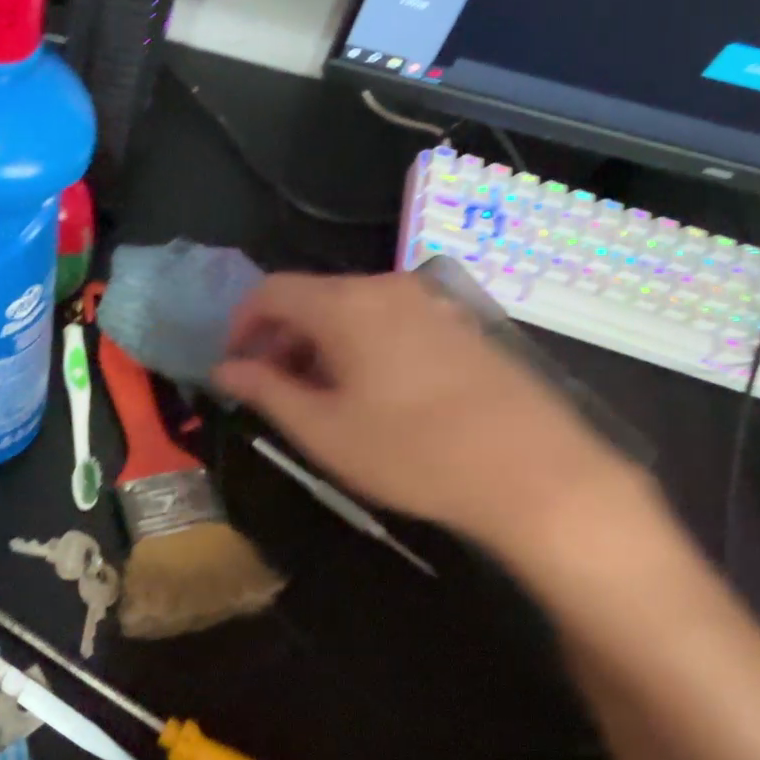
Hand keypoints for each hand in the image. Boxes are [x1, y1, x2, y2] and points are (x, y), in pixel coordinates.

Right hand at [213, 272, 656, 560]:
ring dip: (323, 344)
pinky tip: (377, 395)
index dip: (241, 325)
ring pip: (355, 310)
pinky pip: (393, 320)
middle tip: (274, 390)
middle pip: (315, 298)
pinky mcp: (463, 324)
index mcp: (346, 304)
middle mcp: (388, 287)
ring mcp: (433, 302)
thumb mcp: (324, 431)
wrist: (536, 473)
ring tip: (323, 398)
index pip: (271, 291)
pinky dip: (364, 345)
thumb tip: (224, 368)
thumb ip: (266, 391)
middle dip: (283, 339)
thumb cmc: (413, 454)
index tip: (234, 367)